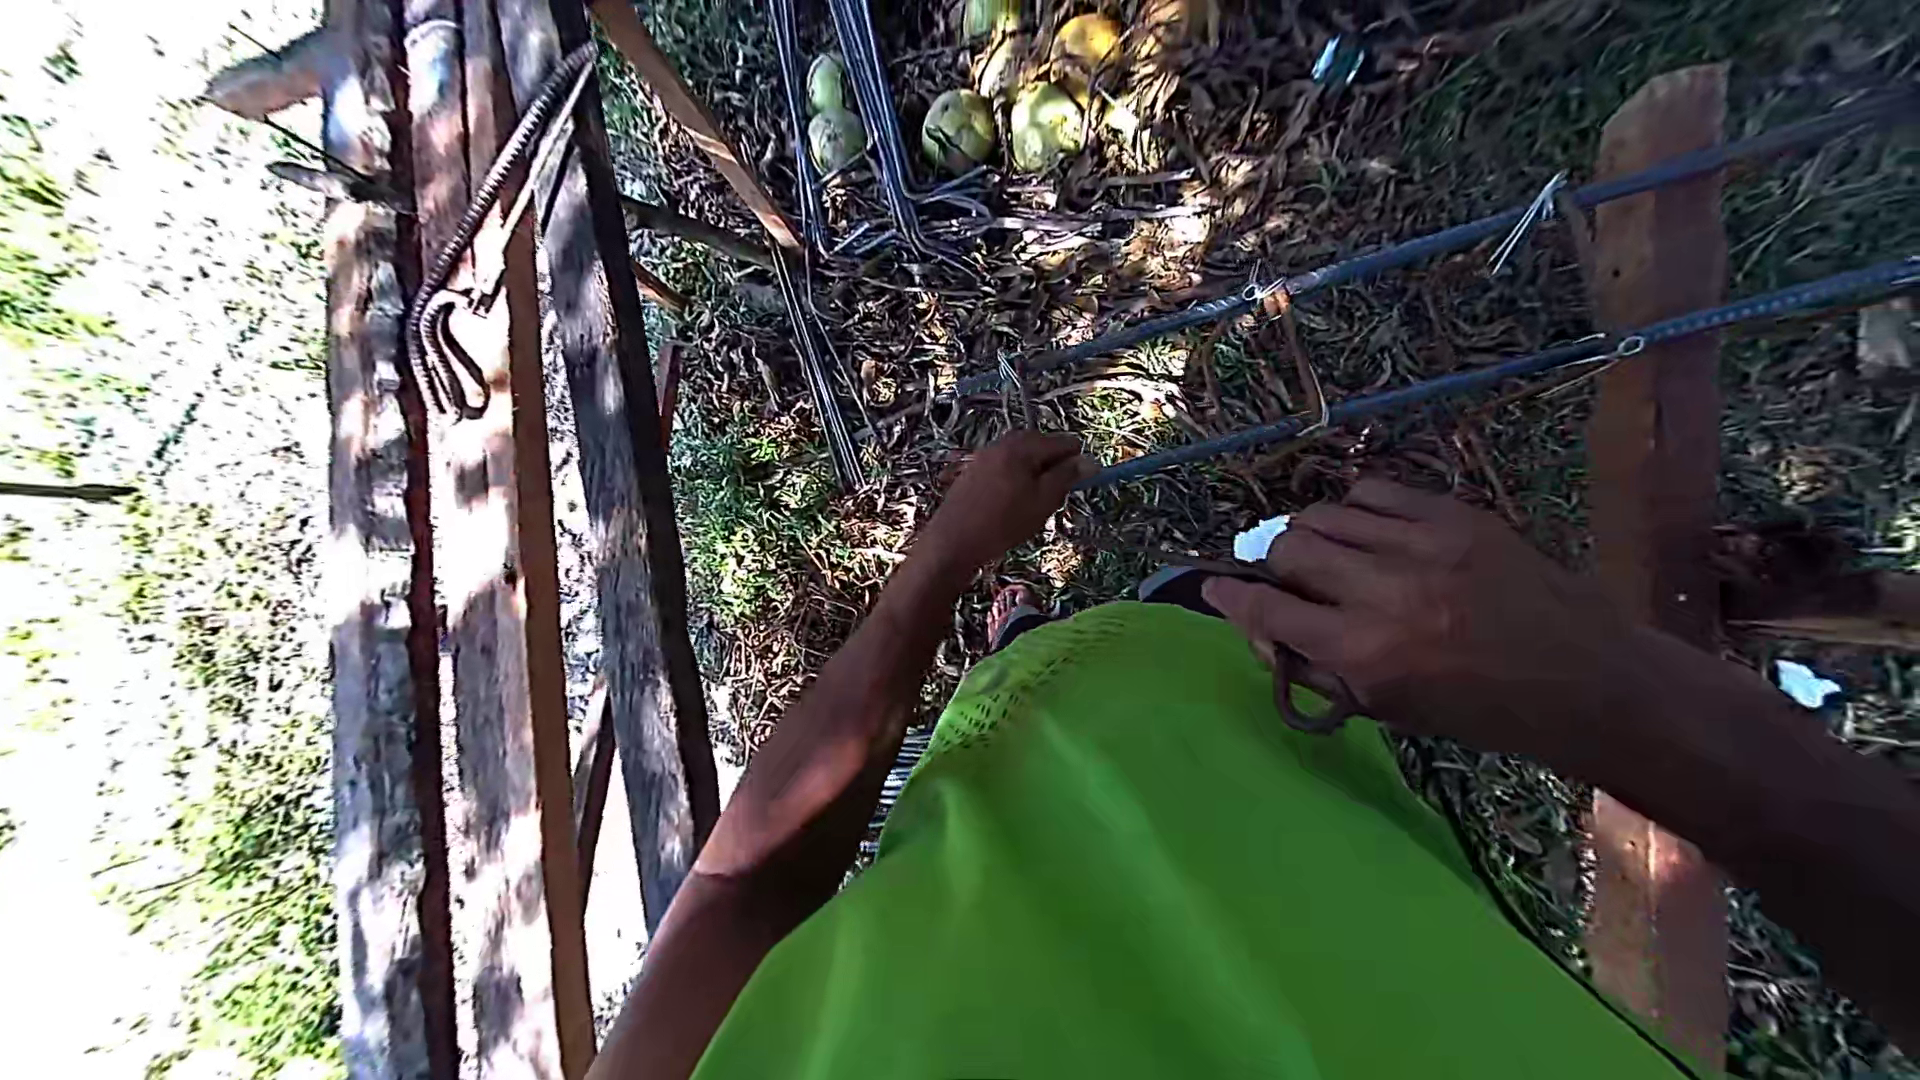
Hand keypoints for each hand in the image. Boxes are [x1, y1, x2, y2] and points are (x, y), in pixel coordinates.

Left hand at [916, 431, 1092, 572]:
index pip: (1063, 441)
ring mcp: (983, 456)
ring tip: (1034, 503)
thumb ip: (1066, 477)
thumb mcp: (1043, 501)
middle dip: (1053, 465)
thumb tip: (1088, 461)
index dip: (1076, 461)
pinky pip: (1003, 467)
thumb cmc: (1004, 523)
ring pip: (1020, 457)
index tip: (1077, 486)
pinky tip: (1011, 504)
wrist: (952, 541)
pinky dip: (1015, 479)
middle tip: (1055, 496)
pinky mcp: (972, 472)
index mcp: (1022, 446)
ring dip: (1034, 473)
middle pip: (1039, 445)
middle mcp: (1002, 444)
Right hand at [1202, 478, 1641, 761]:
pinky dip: (1354, 511)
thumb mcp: (1381, 708)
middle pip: (1286, 547)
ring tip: (1330, 554)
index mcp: (1363, 651)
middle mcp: (1383, 593)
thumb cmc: (1477, 712)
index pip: (1264, 607)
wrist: (1595, 684)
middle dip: (1273, 563)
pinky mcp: (1456, 517)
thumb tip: (1260, 625)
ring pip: (1322, 515)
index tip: (1215, 588)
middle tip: (1290, 578)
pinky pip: (1372, 491)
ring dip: (1310, 536)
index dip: (1227, 595)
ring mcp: (1422, 547)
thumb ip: (1309, 664)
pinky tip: (1368, 532)